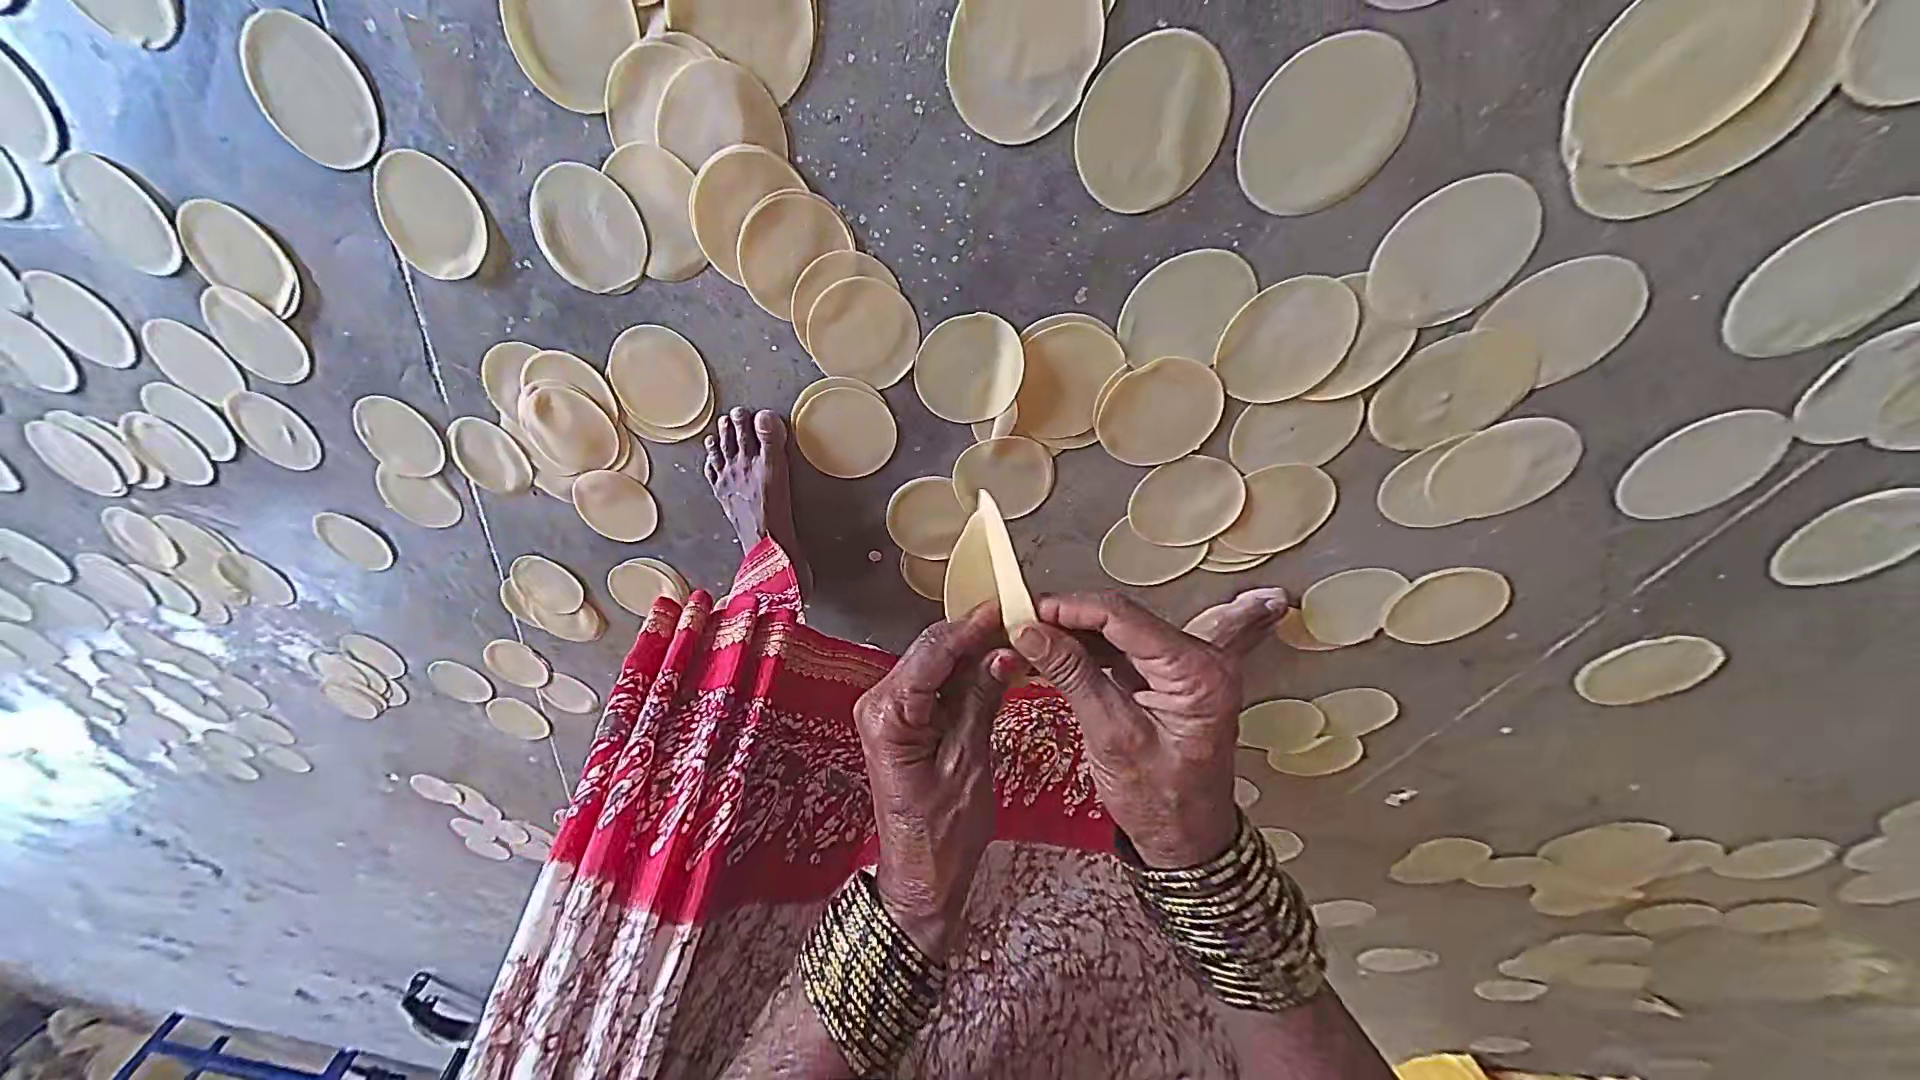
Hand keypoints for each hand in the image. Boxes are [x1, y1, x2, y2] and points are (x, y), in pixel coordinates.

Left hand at [851, 603, 1016, 958]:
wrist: (920, 878)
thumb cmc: (943, 835)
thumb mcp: (970, 763)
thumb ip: (982, 700)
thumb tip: (1004, 653)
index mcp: (888, 714)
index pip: (932, 653)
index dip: (971, 628)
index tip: (1004, 610)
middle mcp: (878, 702)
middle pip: (930, 651)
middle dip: (973, 636)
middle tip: (1016, 624)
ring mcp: (887, 709)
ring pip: (933, 662)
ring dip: (971, 652)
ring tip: (1011, 641)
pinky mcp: (901, 717)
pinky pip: (934, 683)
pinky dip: (963, 673)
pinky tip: (991, 666)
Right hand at [1013, 590, 1288, 867]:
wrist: (1187, 839)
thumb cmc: (1164, 803)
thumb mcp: (1111, 737)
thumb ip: (1072, 675)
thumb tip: (1033, 633)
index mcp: (1197, 672)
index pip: (1123, 617)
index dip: (1070, 608)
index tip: (1029, 611)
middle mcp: (1198, 659)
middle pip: (1120, 618)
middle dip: (1067, 618)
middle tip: (1022, 624)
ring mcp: (1182, 666)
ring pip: (1115, 630)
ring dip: (1071, 633)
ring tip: (1031, 640)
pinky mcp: (1165, 676)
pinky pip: (1119, 649)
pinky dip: (1084, 651)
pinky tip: (1054, 655)